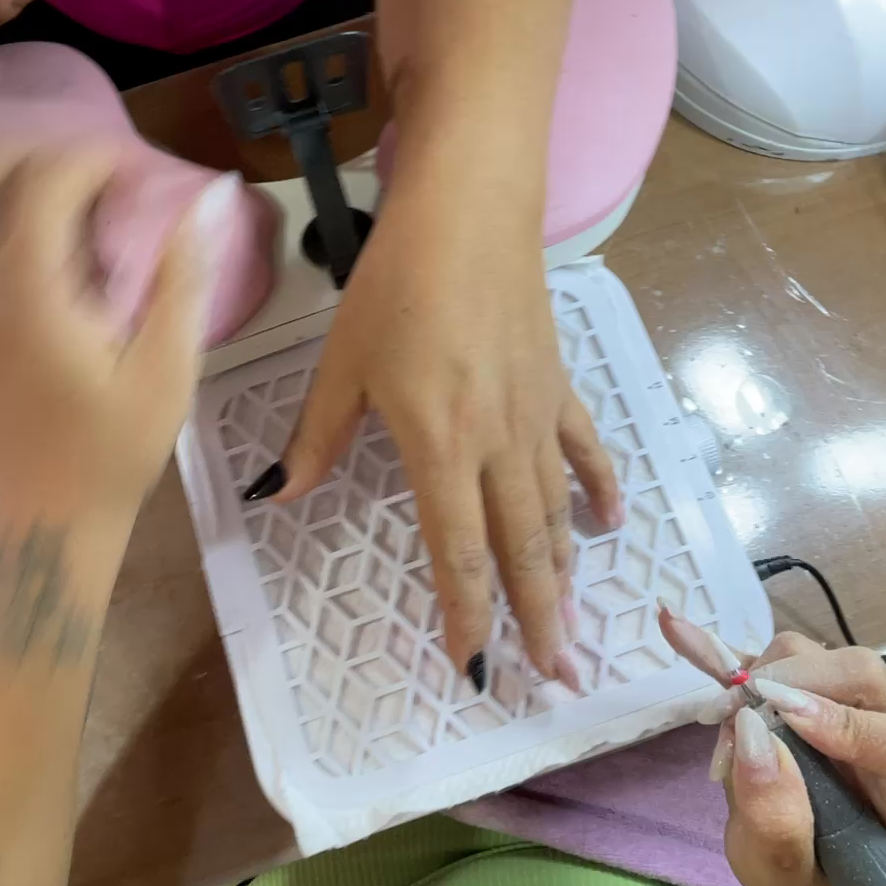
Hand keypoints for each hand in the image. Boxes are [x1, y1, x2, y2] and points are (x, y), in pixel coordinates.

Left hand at [0, 148, 237, 522]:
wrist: (52, 517)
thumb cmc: (116, 451)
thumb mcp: (167, 370)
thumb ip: (183, 281)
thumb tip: (208, 205)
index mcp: (30, 288)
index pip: (45, 176)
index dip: (99, 157)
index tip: (152, 176)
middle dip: (63, 160)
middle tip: (125, 191)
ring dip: (46, 192)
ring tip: (113, 228)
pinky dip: (34, 228)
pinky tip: (87, 274)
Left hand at [247, 196, 622, 690]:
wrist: (470, 210)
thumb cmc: (397, 285)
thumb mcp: (342, 364)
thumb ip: (315, 440)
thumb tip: (274, 497)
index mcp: (440, 447)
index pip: (459, 552)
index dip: (468, 614)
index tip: (475, 666)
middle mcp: (498, 447)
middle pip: (521, 549)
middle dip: (535, 618)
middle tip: (554, 675)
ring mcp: (538, 418)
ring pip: (555, 514)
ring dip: (564, 574)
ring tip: (573, 625)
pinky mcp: (559, 388)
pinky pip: (586, 451)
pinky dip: (599, 490)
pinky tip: (611, 525)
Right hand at [659, 617, 885, 885]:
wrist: (802, 870)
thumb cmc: (807, 885)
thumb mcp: (786, 878)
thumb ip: (776, 821)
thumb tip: (751, 733)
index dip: (851, 724)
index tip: (782, 718)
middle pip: (861, 674)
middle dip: (791, 681)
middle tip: (733, 709)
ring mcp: (842, 702)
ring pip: (814, 655)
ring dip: (758, 673)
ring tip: (720, 716)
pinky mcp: (798, 689)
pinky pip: (765, 655)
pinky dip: (719, 647)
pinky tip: (674, 628)